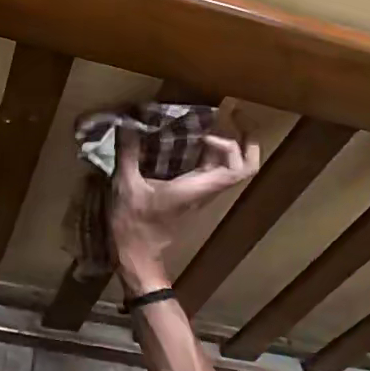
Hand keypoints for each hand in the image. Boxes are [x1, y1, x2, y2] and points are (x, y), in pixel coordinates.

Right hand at [109, 121, 261, 297]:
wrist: (136, 256)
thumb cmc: (134, 224)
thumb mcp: (126, 186)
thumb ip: (128, 154)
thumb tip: (126, 124)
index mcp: (196, 188)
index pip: (238, 169)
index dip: (236, 144)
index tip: (210, 128)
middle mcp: (204, 191)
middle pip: (241, 166)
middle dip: (243, 139)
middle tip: (229, 115)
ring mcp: (199, 195)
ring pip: (226, 168)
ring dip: (224, 145)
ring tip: (208, 121)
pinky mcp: (189, 196)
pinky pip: (208, 170)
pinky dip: (206, 153)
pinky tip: (185, 140)